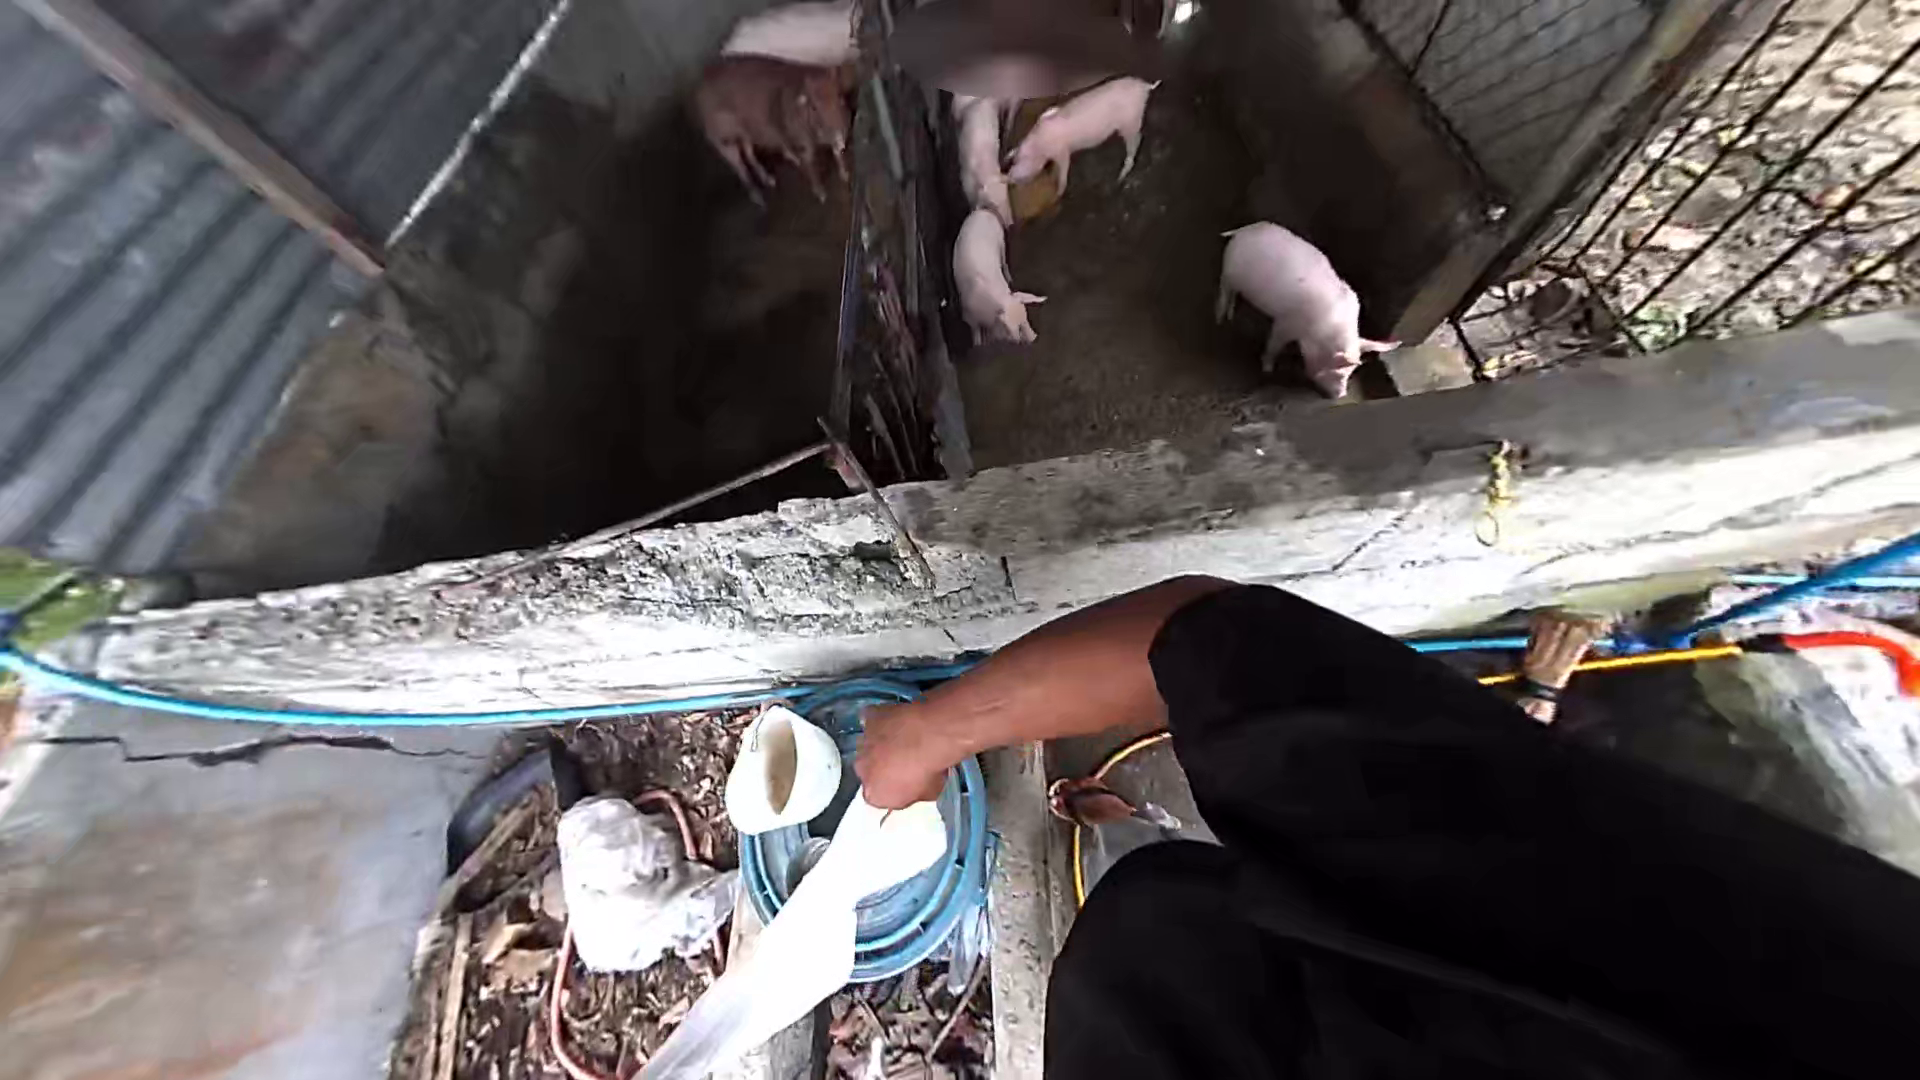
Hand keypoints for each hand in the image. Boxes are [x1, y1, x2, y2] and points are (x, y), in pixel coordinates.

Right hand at [856, 702, 950, 808]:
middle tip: (903, 758)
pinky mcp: (869, 718)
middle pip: (868, 769)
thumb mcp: (929, 791)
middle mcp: (862, 770)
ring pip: (869, 744)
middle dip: (881, 765)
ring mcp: (863, 742)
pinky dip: (880, 720)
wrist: (929, 736)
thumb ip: (916, 792)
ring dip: (881, 742)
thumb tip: (918, 787)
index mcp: (874, 794)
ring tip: (903, 736)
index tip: (905, 780)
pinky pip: (871, 719)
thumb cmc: (931, 769)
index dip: (890, 787)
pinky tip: (895, 718)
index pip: (876, 794)